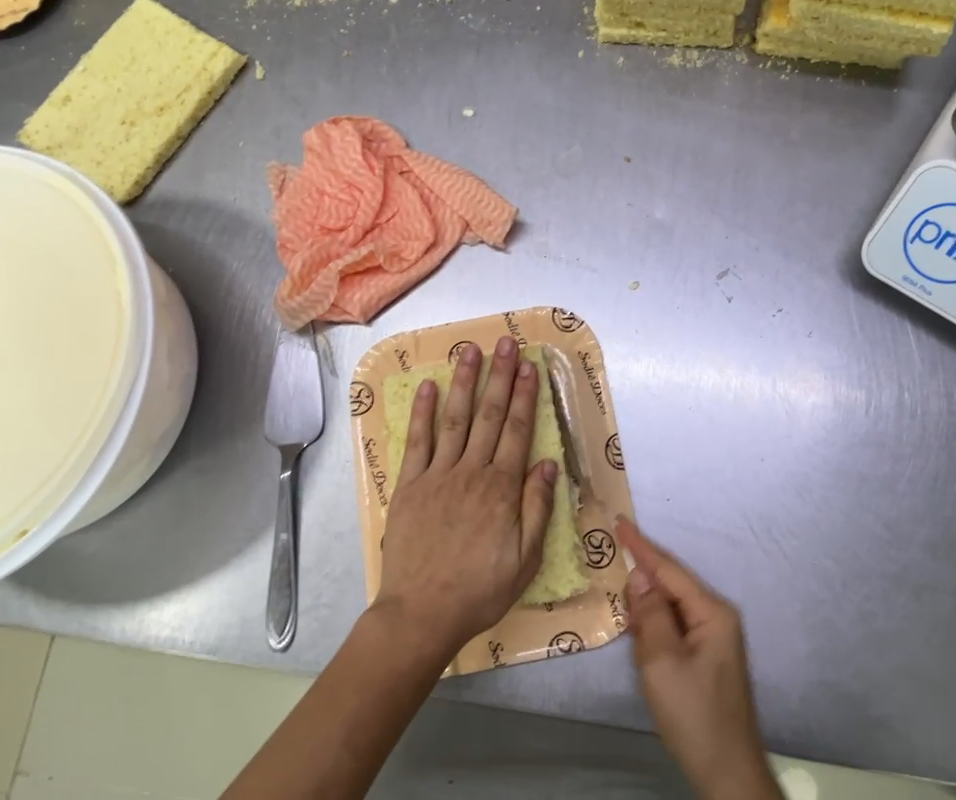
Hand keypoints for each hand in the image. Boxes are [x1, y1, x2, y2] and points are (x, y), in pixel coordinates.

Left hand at [373, 337, 558, 656]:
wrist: (422, 612)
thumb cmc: (479, 590)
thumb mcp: (525, 559)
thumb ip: (536, 508)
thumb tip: (547, 464)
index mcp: (502, 489)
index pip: (517, 431)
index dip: (525, 397)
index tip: (530, 367)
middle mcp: (471, 473)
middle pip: (489, 416)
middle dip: (499, 377)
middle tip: (506, 343)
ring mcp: (437, 476)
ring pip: (454, 420)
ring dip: (464, 383)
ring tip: (470, 351)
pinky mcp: (409, 486)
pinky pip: (417, 442)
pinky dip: (422, 412)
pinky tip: (427, 387)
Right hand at [617, 518, 782, 799]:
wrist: (726, 768)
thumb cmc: (693, 713)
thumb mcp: (662, 661)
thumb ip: (650, 614)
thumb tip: (640, 576)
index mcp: (712, 612)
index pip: (669, 570)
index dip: (641, 546)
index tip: (618, 520)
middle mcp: (717, 617)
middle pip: (672, 584)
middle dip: (642, 568)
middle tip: (610, 546)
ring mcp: (714, 638)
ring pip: (672, 605)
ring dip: (646, 596)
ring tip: (617, 579)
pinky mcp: (706, 657)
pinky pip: (675, 624)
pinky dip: (653, 620)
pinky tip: (636, 620)